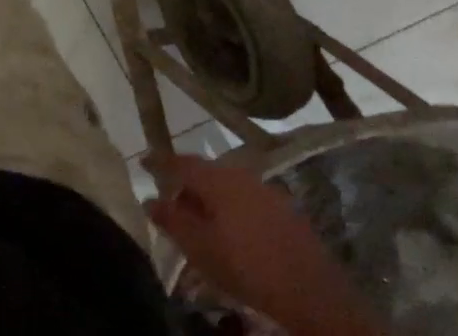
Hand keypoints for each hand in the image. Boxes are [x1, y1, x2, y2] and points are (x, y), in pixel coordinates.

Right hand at [146, 154, 381, 335]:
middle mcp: (244, 177)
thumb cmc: (245, 265)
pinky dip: (234, 209)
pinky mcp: (289, 215)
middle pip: (207, 172)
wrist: (314, 297)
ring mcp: (270, 195)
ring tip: (200, 219)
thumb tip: (150, 200)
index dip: (159, 162)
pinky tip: (232, 231)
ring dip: (212, 197)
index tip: (143, 164)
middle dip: (187, 183)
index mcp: (217, 179)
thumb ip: (169, 218)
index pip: (180, 161)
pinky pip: (250, 202)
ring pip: (230, 187)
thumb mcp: (196, 246)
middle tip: (171, 200)